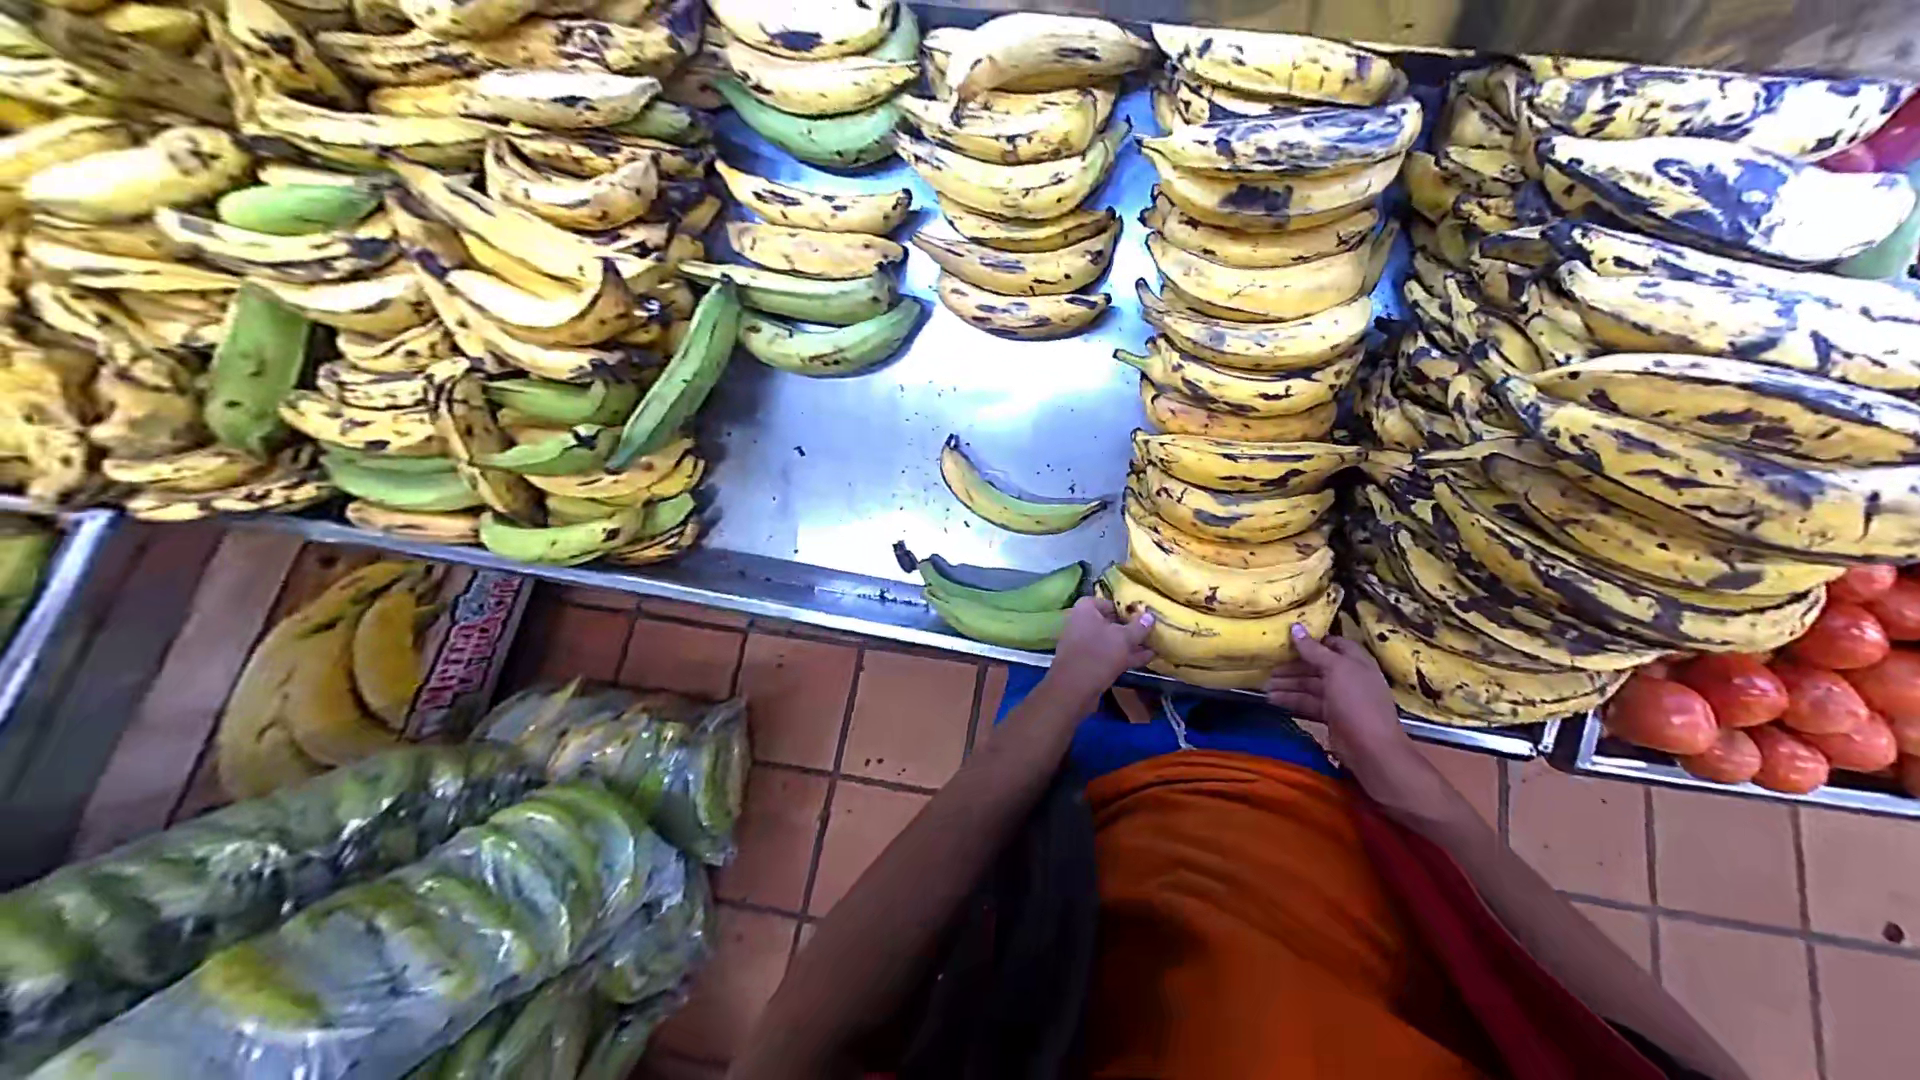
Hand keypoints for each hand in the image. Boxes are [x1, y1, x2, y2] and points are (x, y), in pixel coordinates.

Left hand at [1043, 596, 1153, 705]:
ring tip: (1155, 644)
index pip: (1103, 602)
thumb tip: (1150, 616)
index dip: (1121, 607)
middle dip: (1130, 627)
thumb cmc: (1099, 653)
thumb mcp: (1124, 638)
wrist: (1075, 688)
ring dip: (1131, 644)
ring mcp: (1084, 645)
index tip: (1138, 613)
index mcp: (1084, 610)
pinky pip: (1109, 655)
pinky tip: (1148, 659)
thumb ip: (1138, 627)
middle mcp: (1081, 624)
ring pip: (1110, 641)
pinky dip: (1126, 656)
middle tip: (1151, 629)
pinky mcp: (1088, 664)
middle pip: (1109, 622)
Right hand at [1266, 625, 1411, 767]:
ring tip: (1265, 686)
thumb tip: (1295, 627)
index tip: (1287, 641)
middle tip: (1268, 667)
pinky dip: (1291, 701)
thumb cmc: (1356, 702)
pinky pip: (1308, 703)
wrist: (1371, 749)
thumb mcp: (1336, 669)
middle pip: (1317, 666)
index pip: (1333, 644)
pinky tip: (1273, 700)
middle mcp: (1349, 677)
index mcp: (1356, 661)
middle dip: (1293, 666)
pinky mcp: (1332, 717)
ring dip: (1288, 684)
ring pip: (1310, 686)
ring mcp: (1340, 698)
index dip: (1312, 641)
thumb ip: (1314, 650)